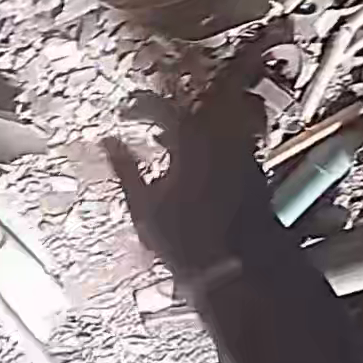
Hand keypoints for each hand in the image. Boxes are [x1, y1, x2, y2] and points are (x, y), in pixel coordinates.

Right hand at [107, 39, 280, 289]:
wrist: (237, 265)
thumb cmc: (188, 240)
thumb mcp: (144, 207)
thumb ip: (125, 168)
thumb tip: (109, 142)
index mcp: (188, 142)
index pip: (160, 108)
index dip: (140, 106)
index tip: (127, 112)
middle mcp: (218, 137)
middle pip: (199, 99)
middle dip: (176, 97)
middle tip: (156, 105)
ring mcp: (240, 148)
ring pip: (221, 111)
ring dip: (197, 111)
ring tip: (177, 125)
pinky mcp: (253, 163)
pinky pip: (234, 132)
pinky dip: (214, 132)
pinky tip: (200, 149)